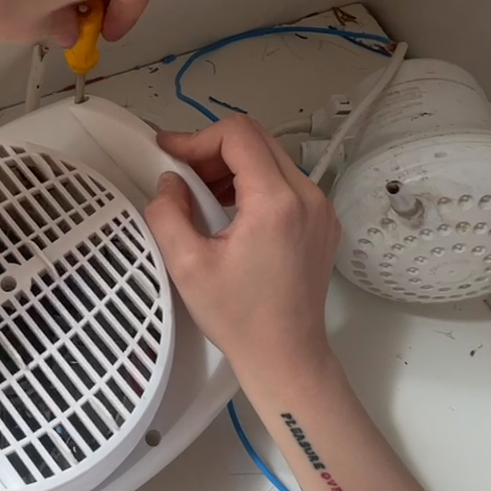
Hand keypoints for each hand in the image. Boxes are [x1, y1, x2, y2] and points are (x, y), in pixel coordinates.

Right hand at [145, 116, 342, 379]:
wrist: (285, 355)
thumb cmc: (238, 318)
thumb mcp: (186, 265)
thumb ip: (167, 213)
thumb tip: (169, 183)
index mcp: (275, 202)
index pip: (237, 135)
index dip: (196, 137)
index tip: (168, 153)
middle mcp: (307, 196)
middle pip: (256, 139)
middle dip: (212, 149)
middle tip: (181, 173)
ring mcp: (320, 208)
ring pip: (271, 157)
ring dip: (231, 166)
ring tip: (201, 195)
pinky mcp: (322, 221)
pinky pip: (285, 181)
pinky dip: (253, 183)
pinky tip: (229, 211)